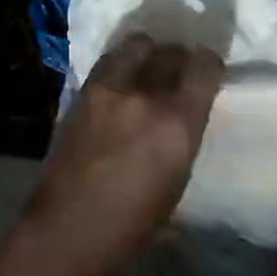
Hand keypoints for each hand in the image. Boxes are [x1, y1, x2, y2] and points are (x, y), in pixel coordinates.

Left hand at [19, 34, 222, 275]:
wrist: (66, 229)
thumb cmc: (132, 224)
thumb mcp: (178, 180)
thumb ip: (184, 134)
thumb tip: (186, 109)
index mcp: (177, 124)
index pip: (204, 67)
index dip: (210, 63)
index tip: (209, 68)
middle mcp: (146, 96)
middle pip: (170, 51)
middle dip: (180, 56)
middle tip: (180, 69)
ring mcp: (110, 89)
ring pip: (138, 46)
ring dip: (150, 52)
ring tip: (150, 66)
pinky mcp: (83, 91)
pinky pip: (110, 60)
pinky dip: (123, 62)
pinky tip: (124, 79)